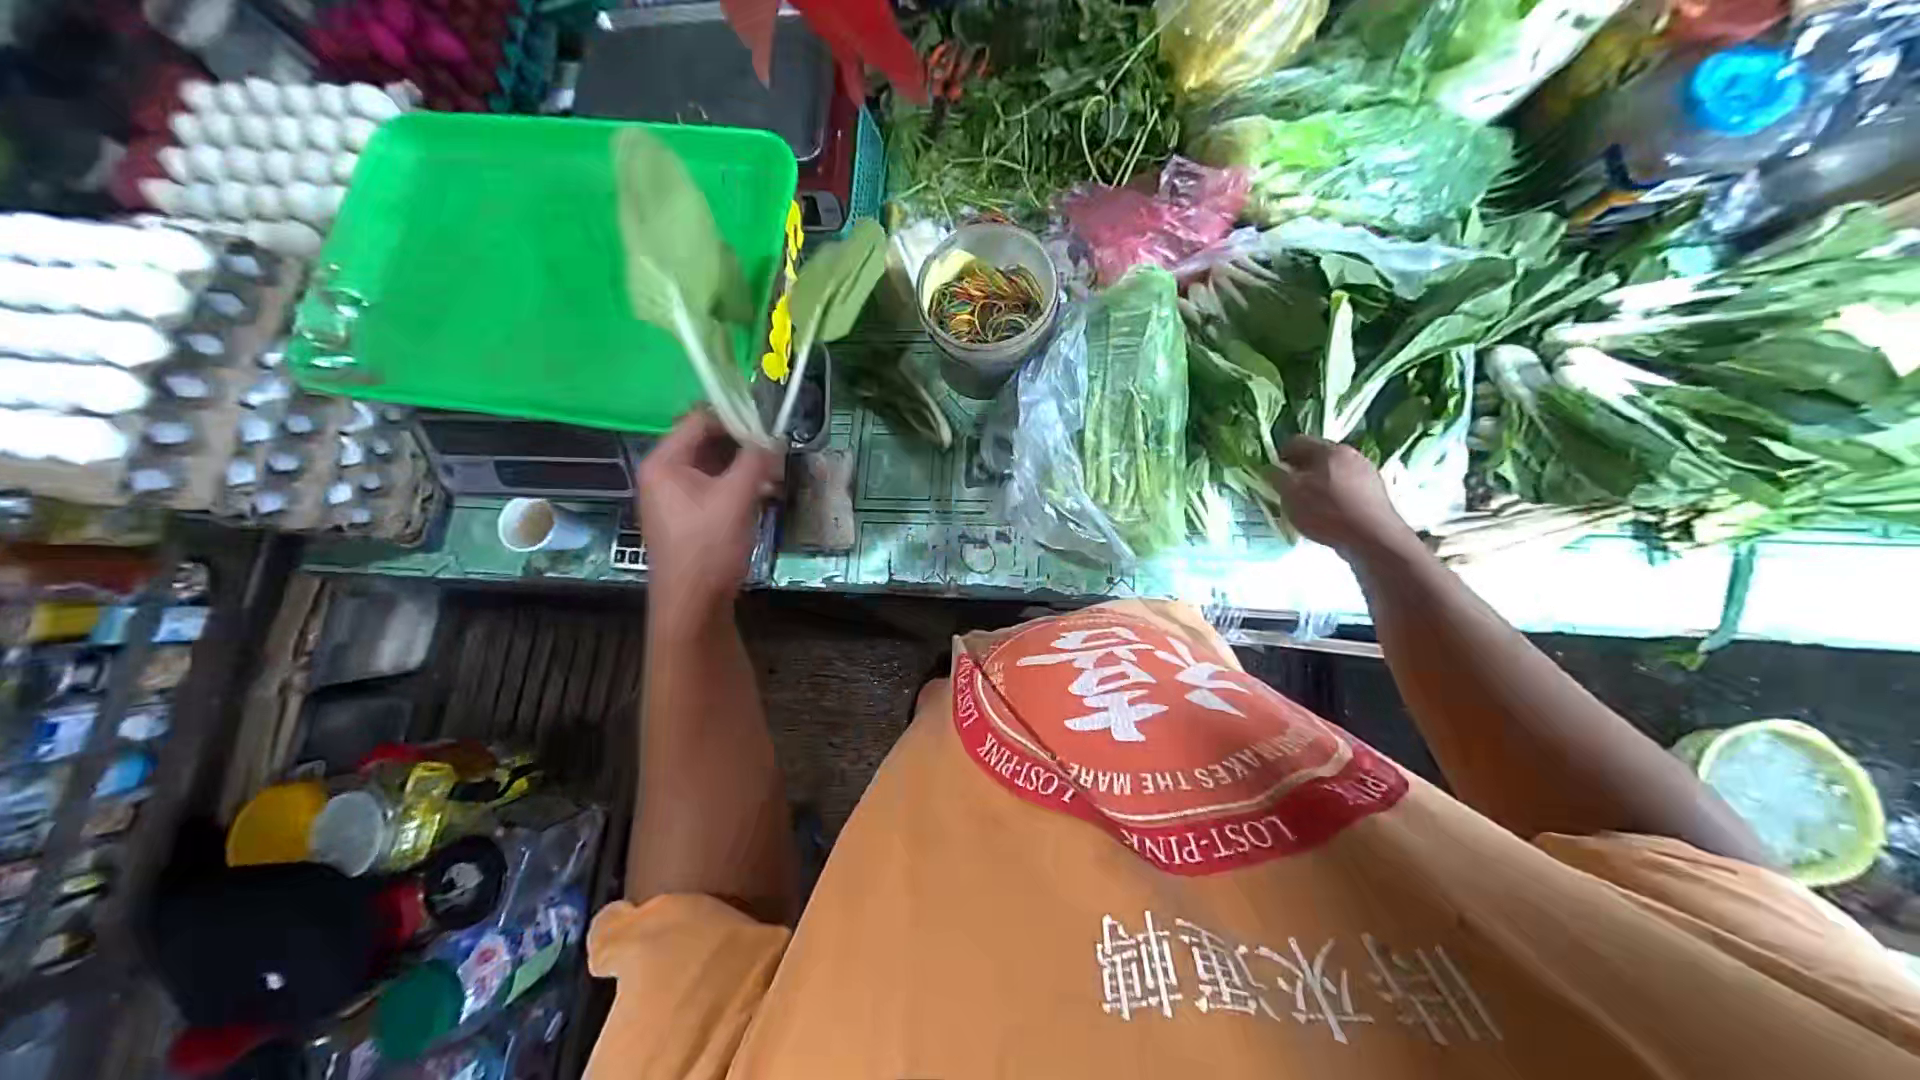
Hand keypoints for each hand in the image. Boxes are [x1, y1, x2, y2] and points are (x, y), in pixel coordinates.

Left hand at [636, 409, 782, 622]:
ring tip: (775, 473)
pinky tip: (764, 493)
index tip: (768, 422)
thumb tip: (774, 436)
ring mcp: (674, 497)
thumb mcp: (737, 498)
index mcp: (664, 462)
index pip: (699, 420)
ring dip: (744, 466)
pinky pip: (714, 488)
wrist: (693, 604)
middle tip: (776, 448)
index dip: (734, 417)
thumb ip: (756, 460)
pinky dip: (737, 485)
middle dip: (742, 444)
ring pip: (713, 467)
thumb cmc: (709, 547)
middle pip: (706, 442)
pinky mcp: (688, 516)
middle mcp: (663, 474)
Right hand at [1270, 435, 1420, 562]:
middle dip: (1300, 470)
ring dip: (1319, 483)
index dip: (1280, 456)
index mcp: (1328, 449)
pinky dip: (1335, 495)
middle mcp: (1351, 453)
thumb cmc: (1326, 511)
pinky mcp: (1376, 491)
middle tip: (1289, 490)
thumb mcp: (1290, 494)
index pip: (1296, 441)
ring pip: (1333, 471)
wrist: (1373, 538)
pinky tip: (1331, 513)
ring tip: (1310, 505)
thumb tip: (1269, 468)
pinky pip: (1348, 486)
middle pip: (1317, 456)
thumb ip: (1275, 477)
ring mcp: (1367, 471)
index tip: (1273, 475)